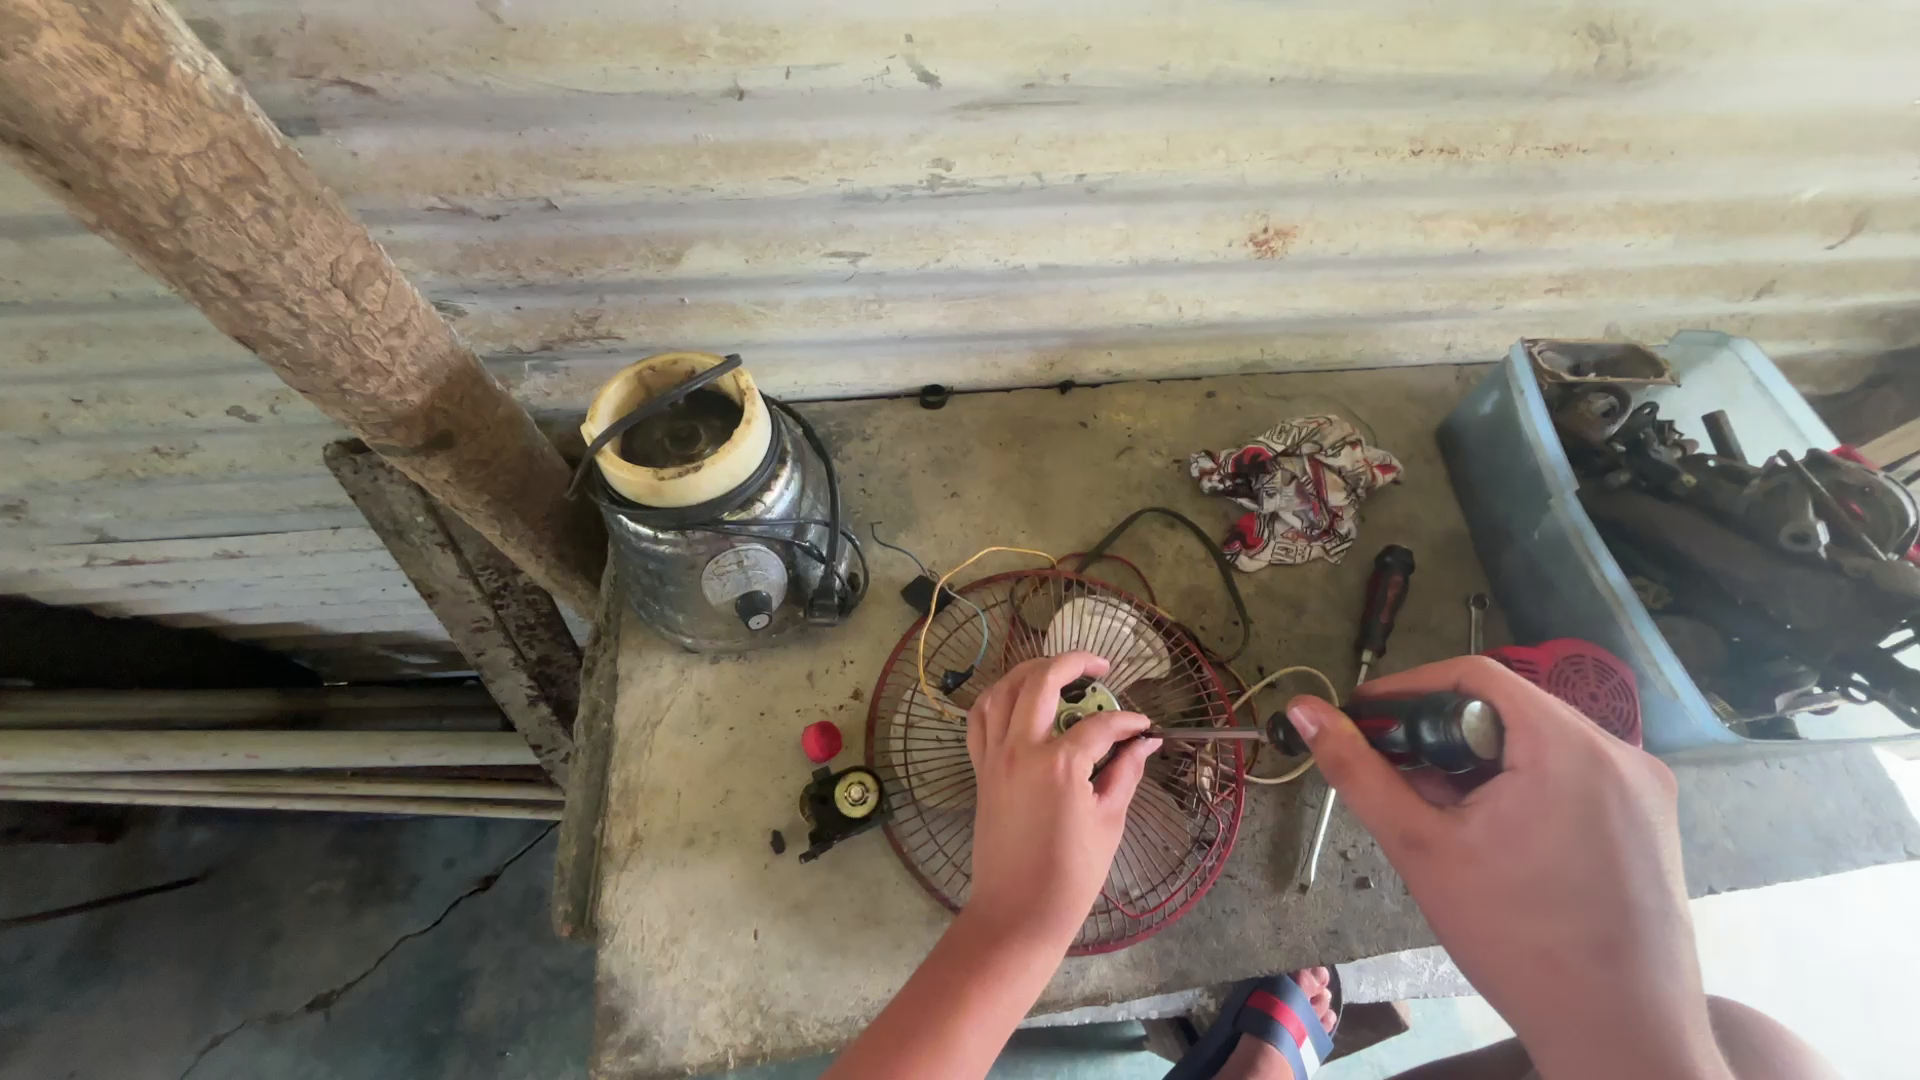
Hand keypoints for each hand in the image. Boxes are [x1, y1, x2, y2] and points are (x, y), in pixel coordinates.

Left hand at [964, 651, 1160, 943]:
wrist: (1017, 911)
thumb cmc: (1070, 873)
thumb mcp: (1109, 821)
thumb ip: (1126, 772)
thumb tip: (1145, 742)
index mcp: (1060, 764)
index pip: (1100, 725)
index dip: (1127, 722)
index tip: (1144, 727)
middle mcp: (1021, 748)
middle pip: (1041, 681)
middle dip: (1073, 662)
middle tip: (1099, 666)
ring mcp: (994, 755)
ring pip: (1002, 689)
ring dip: (1029, 671)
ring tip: (1056, 671)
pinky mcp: (980, 768)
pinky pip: (980, 718)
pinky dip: (996, 698)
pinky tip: (1016, 697)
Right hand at [1286, 657, 1730, 1079]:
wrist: (1621, 1040)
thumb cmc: (1513, 936)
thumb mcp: (1417, 844)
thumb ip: (1355, 768)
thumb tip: (1303, 708)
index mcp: (1569, 748)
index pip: (1473, 674)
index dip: (1405, 688)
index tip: (1361, 721)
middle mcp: (1619, 753)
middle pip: (1503, 705)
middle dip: (1434, 731)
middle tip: (1388, 769)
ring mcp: (1643, 788)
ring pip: (1530, 738)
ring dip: (1469, 758)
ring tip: (1429, 806)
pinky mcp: (1647, 820)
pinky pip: (1563, 770)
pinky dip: (1510, 780)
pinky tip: (1482, 826)